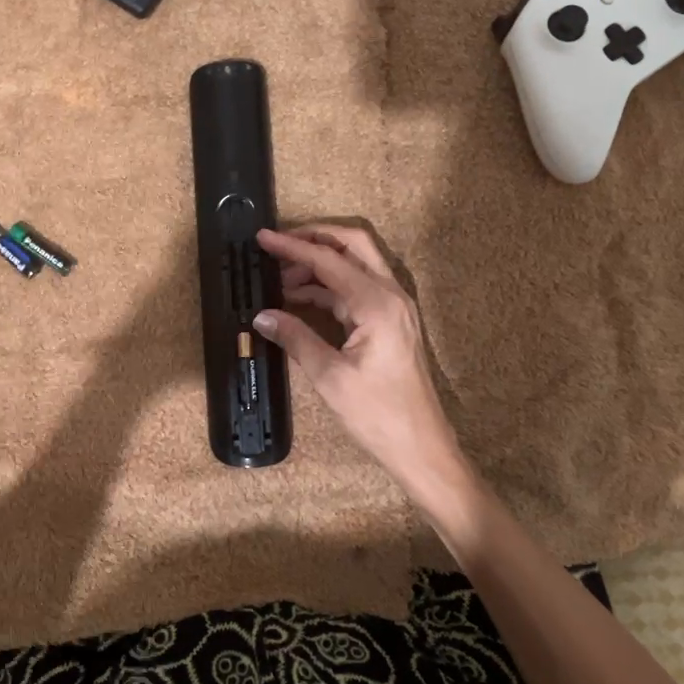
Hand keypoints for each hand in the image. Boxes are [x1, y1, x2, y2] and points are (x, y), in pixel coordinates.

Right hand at [252, 225, 465, 489]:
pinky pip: (357, 288)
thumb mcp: (330, 377)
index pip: (328, 260)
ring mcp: (394, 307)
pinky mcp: (391, 321)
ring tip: (280, 279)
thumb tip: (262, 316)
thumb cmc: (379, 415)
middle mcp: (390, 295)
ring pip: (355, 264)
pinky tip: (301, 299)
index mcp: (376, 304)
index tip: (263, 237)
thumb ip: (295, 339)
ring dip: (319, 263)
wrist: (421, 446)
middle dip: (314, 238)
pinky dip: (329, 285)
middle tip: (277, 245)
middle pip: (352, 245)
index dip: (292, 246)